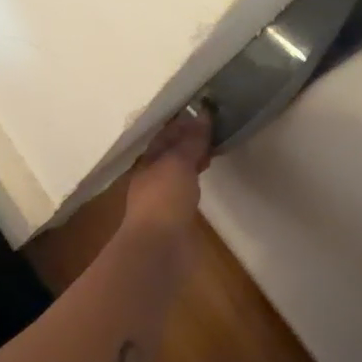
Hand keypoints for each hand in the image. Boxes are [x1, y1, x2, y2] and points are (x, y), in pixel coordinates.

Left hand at [121, 110, 212, 240]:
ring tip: (213, 151)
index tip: (204, 112)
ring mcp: (161, 199)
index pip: (165, 135)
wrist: (158, 249)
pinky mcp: (173, 219)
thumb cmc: (164, 199)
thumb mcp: (178, 163)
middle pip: (170, 153)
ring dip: (192, 160)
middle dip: (188, 141)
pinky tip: (205, 181)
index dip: (183, 123)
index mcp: (148, 161)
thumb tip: (203, 115)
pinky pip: (184, 191)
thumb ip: (191, 141)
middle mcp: (151, 177)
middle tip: (213, 130)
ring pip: (177, 172)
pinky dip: (194, 181)